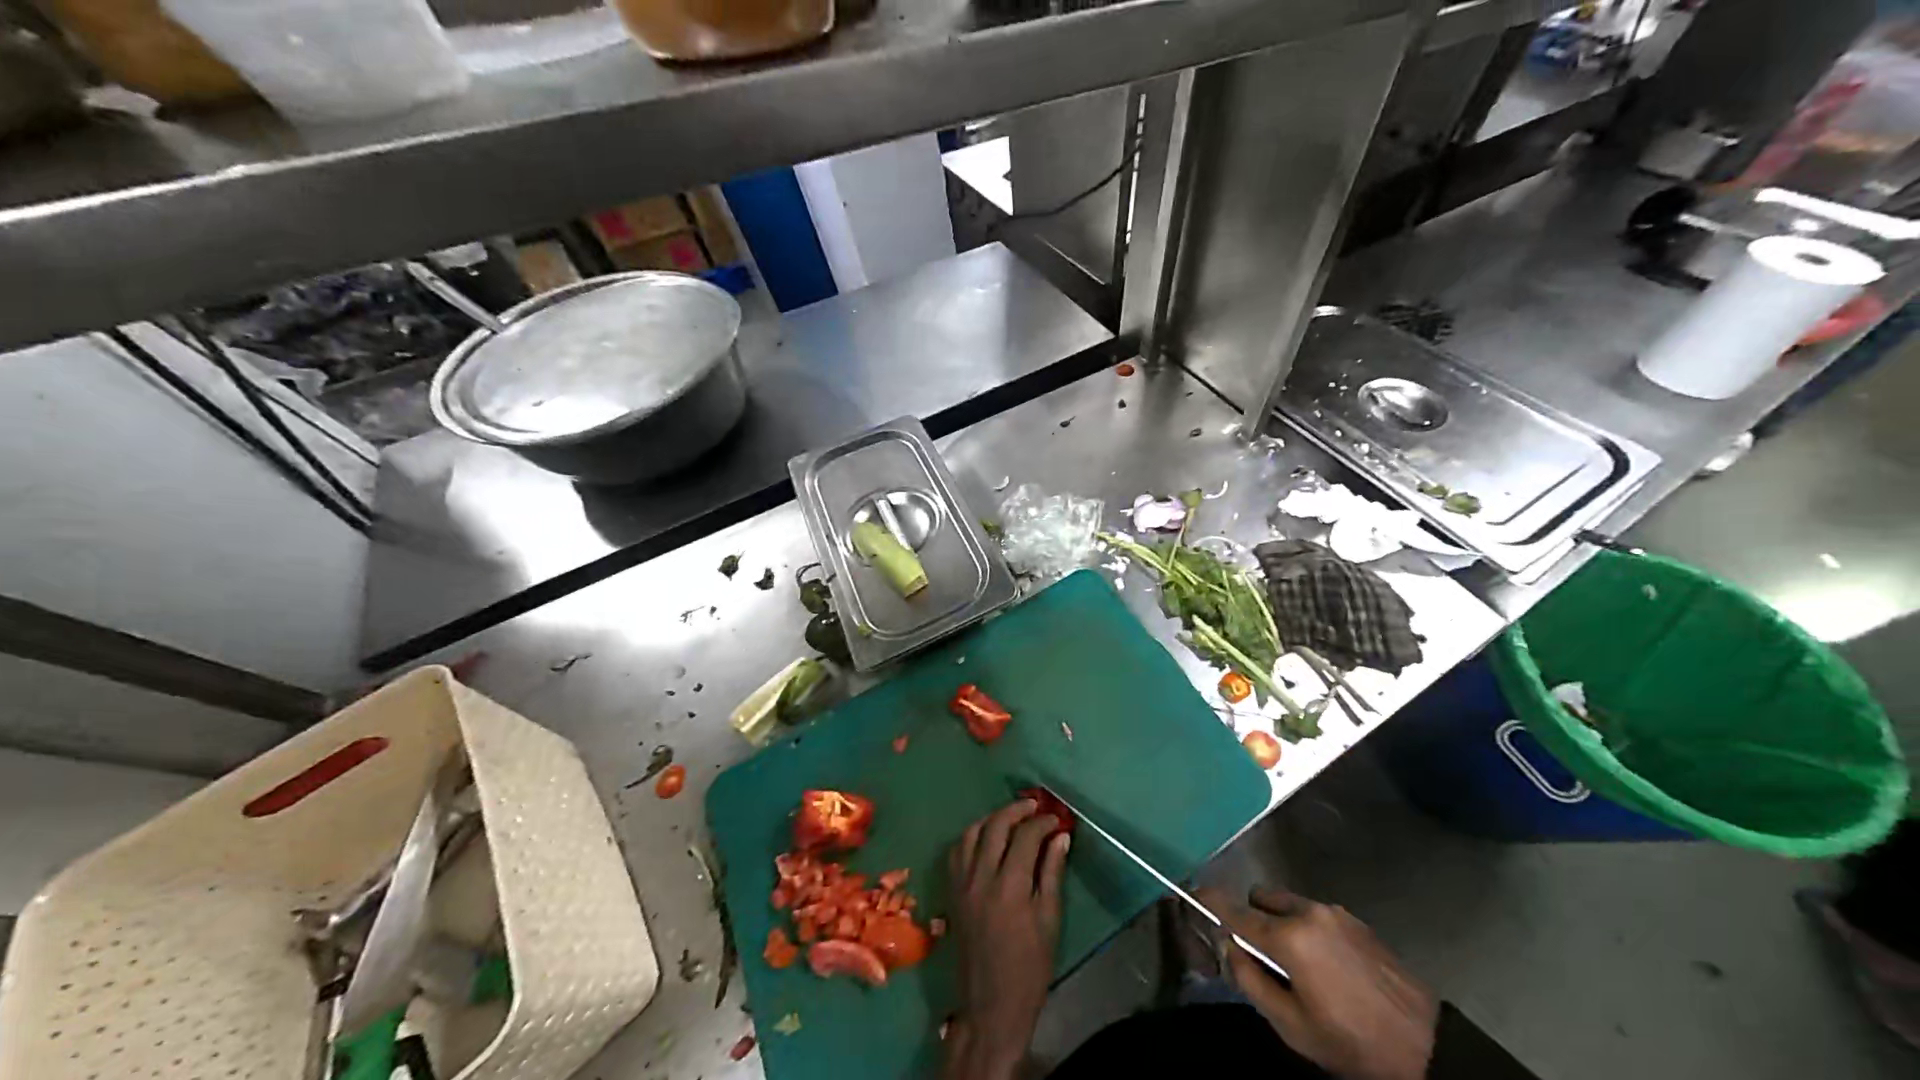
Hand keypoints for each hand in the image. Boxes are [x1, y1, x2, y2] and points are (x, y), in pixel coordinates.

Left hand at [942, 800, 1071, 1079]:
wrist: (991, 1002)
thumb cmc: (1030, 966)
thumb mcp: (1049, 920)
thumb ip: (1052, 874)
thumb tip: (1060, 837)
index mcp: (1010, 886)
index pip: (1025, 836)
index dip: (1042, 822)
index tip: (1056, 820)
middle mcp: (981, 877)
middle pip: (995, 826)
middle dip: (1016, 810)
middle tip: (1034, 806)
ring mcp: (962, 883)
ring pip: (971, 834)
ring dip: (991, 819)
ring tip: (1010, 817)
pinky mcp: (952, 891)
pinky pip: (957, 851)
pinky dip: (971, 836)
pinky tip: (985, 838)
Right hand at [1196, 886, 1438, 1079]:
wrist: (1429, 1048)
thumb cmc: (1352, 1042)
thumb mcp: (1292, 1026)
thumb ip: (1251, 981)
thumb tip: (1231, 949)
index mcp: (1289, 937)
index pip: (1234, 911)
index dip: (1208, 902)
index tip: (1190, 895)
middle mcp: (1309, 912)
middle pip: (1259, 899)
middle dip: (1252, 920)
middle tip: (1262, 958)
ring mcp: (1336, 913)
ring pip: (1287, 904)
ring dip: (1280, 923)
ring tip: (1299, 967)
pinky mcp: (1357, 921)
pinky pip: (1314, 914)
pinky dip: (1307, 929)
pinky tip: (1327, 968)